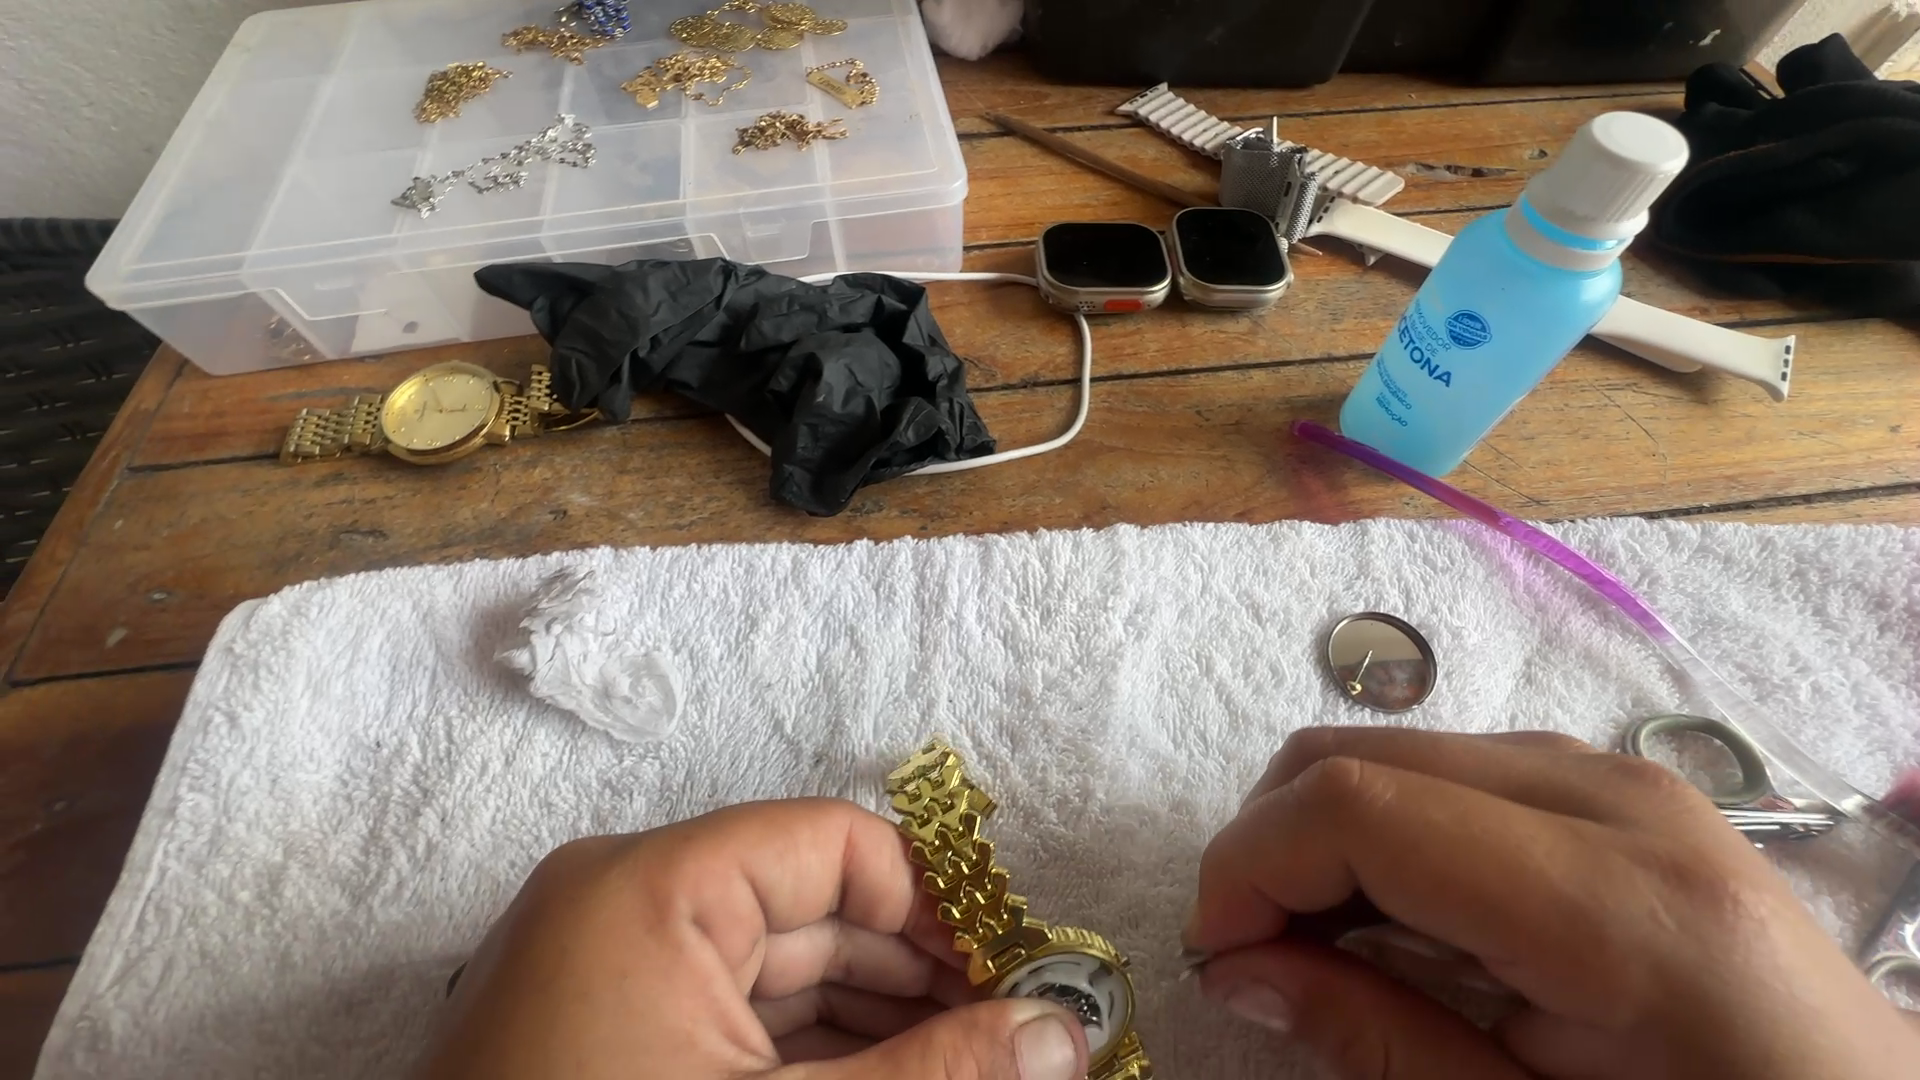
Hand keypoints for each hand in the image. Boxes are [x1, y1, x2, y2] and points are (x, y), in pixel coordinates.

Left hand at [413, 798, 1088, 1079]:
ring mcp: (611, 965)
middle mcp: (625, 898)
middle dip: (917, 973)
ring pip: (782, 967)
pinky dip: (815, 1049)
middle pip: (814, 906)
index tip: (1006, 971)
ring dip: (876, 1018)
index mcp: (649, 885)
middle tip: (1009, 1032)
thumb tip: (1067, 1036)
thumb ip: (935, 1074)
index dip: (930, 901)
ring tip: (967, 1063)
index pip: (830, 842)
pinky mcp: (609, 1026)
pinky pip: (737, 1013)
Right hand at [1184, 728, 1919, 1079]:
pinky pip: (1421, 767)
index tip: (1213, 950)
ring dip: (1309, 834)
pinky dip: (1362, 826)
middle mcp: (1609, 795)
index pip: (1360, 808)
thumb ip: (1371, 1040)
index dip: (1251, 864)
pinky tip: (1381, 909)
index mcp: (1624, 905)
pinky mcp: (1590, 777)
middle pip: (1350, 756)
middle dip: (1265, 845)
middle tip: (1254, 949)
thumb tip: (1232, 971)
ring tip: (1313, 934)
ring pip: (1373, 750)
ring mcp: (1603, 772)